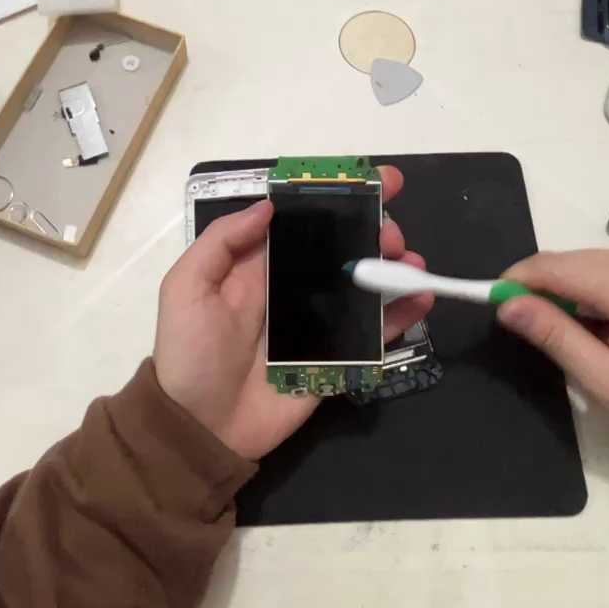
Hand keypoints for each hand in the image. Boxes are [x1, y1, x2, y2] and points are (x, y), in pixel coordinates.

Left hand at [154, 166, 433, 460]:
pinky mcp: (335, 357)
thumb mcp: (187, 287)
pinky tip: (421, 298)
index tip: (377, 179)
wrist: (199, 428)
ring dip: (393, 267)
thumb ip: (222, 242)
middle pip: (343, 247)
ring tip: (411, 262)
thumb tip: (268, 205)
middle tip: (392, 235)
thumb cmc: (189, 352)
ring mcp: (318, 321)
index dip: (339, 197)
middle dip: (374, 231)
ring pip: (365, 284)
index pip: (305, 220)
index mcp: (261, 263)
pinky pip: (374, 332)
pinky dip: (401, 314)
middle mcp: (294, 285)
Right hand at [496, 249, 608, 452]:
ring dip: (569, 286)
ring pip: (590, 259)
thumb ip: (556, 337)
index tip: (492, 303)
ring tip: (574, 332)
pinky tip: (603, 320)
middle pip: (571, 258)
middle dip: (542, 285)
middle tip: (531, 326)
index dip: (516, 281)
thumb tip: (506, 304)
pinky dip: (596, 286)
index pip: (555, 267)